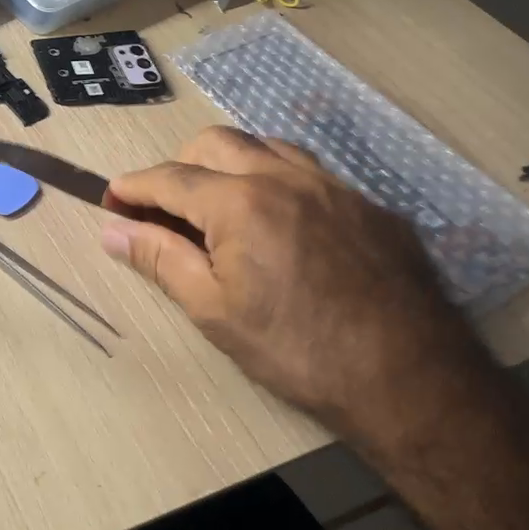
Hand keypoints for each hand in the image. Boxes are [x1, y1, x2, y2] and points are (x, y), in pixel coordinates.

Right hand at [101, 127, 490, 436]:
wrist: (417, 386)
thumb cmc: (299, 352)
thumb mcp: (214, 311)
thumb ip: (160, 259)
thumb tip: (112, 230)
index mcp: (239, 202)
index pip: (168, 178)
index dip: (133, 187)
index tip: (111, 200)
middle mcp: (284, 178)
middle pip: (214, 143)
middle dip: (180, 165)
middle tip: (167, 206)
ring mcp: (335, 188)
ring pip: (267, 146)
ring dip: (232, 163)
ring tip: (223, 203)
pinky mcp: (374, 209)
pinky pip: (314, 174)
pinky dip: (281, 182)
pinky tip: (286, 224)